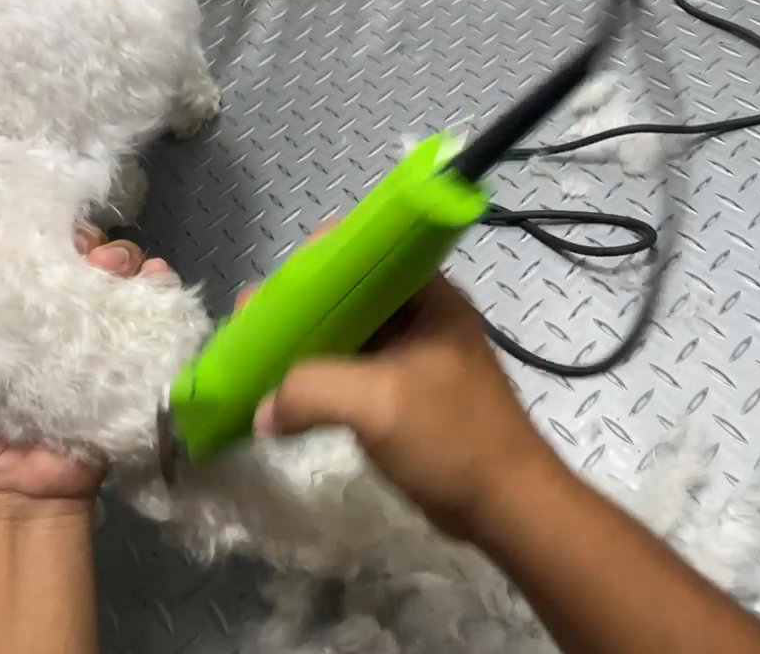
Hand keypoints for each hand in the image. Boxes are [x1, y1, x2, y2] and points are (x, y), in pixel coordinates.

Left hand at [0, 222, 177, 516]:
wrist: (5, 499)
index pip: (20, 247)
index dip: (29, 225)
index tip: (33, 222)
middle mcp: (49, 308)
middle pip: (78, 251)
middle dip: (86, 240)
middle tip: (82, 249)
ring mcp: (93, 328)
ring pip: (120, 269)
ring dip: (123, 258)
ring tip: (114, 269)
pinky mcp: (126, 350)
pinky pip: (152, 305)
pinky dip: (158, 285)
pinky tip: (152, 281)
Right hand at [250, 269, 562, 541]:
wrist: (506, 504)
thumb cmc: (453, 437)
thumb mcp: (379, 402)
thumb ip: (313, 390)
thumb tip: (261, 409)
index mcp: (427, 295)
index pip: (368, 254)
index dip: (320, 260)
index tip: (278, 283)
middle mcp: (419, 315)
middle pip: (350, 293)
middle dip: (301, 305)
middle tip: (252, 317)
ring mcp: (412, 354)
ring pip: (348, 334)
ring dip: (306, 343)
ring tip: (256, 352)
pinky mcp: (403, 392)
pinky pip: (352, 371)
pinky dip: (320, 377)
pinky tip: (284, 392)